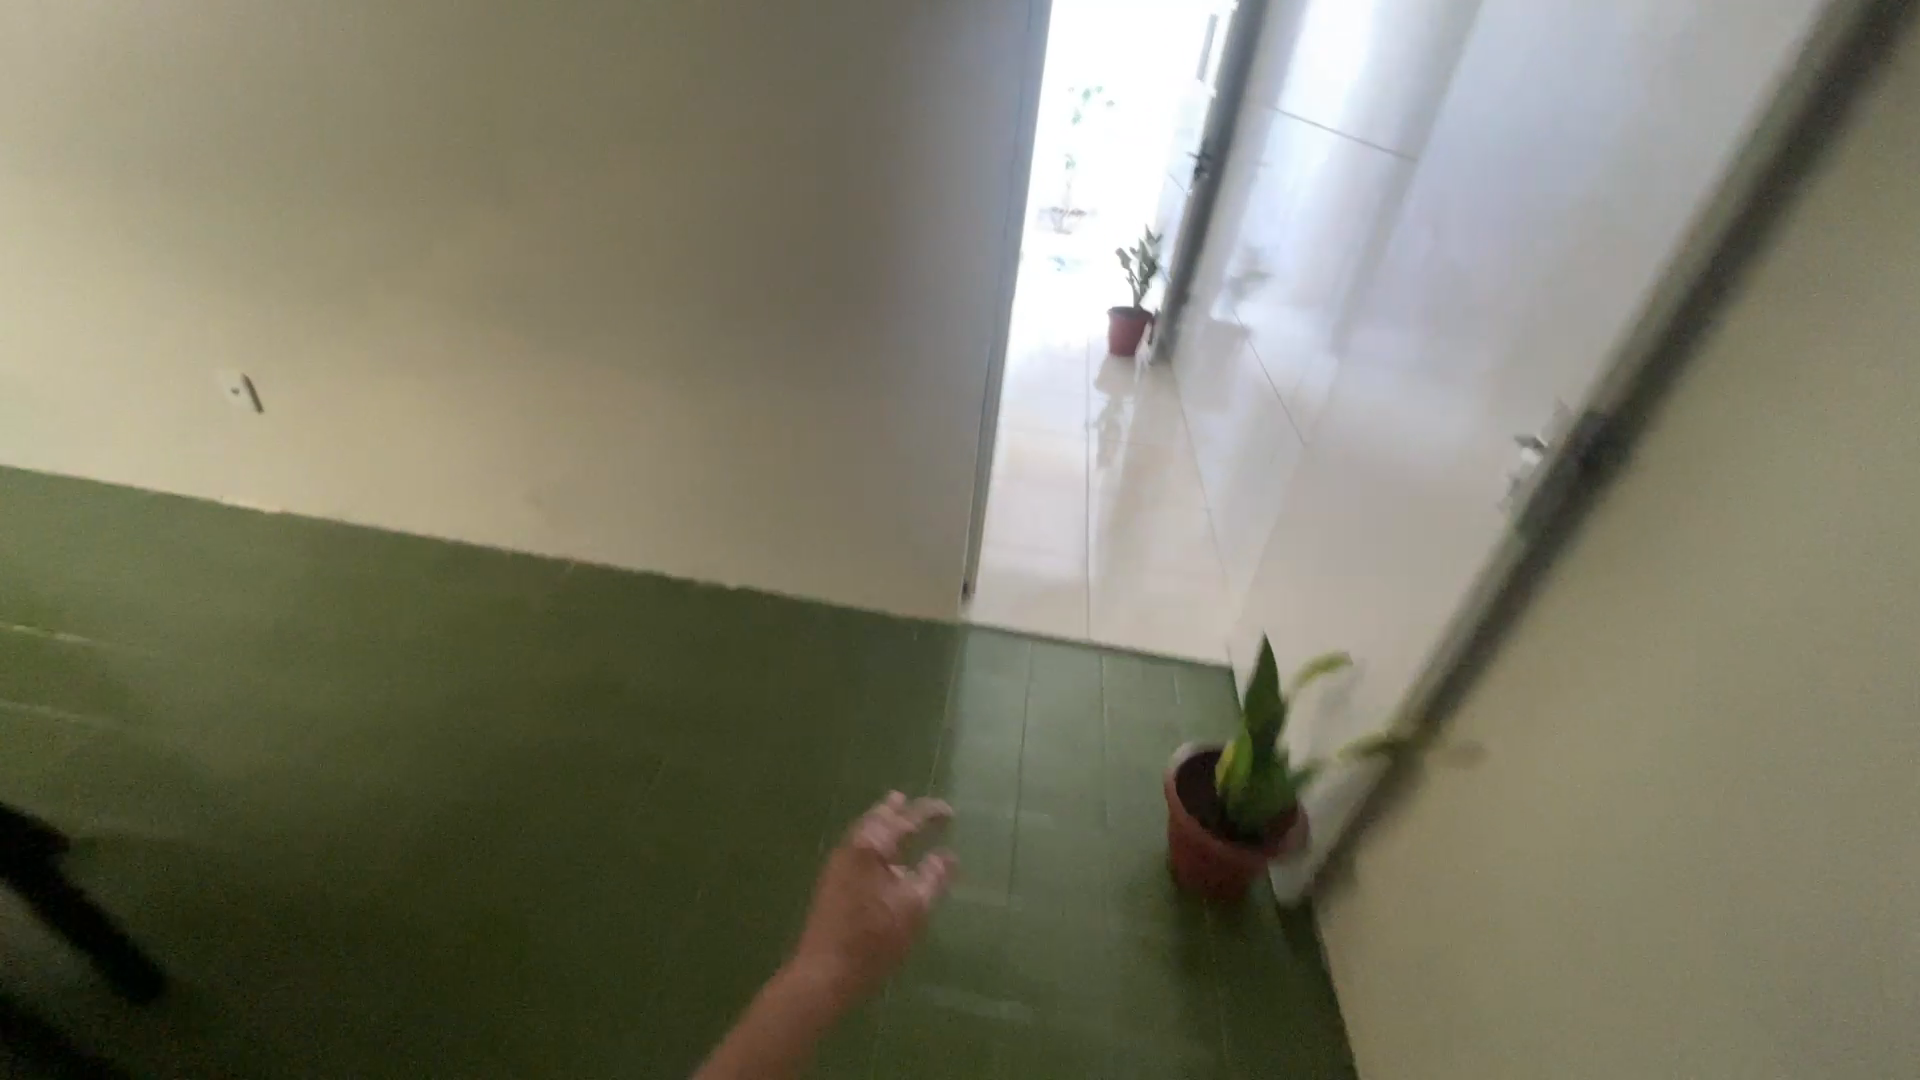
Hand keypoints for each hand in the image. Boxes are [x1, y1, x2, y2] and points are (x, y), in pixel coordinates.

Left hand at [786, 792, 956, 1006]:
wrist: (823, 974)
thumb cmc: (873, 938)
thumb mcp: (914, 907)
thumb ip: (933, 876)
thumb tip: (947, 855)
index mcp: (872, 845)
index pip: (906, 819)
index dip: (929, 813)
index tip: (949, 812)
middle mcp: (852, 846)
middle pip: (877, 818)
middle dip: (896, 809)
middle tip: (909, 800)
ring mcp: (838, 864)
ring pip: (865, 832)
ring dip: (882, 823)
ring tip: (896, 817)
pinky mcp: (832, 883)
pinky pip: (858, 847)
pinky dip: (874, 841)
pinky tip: (881, 855)